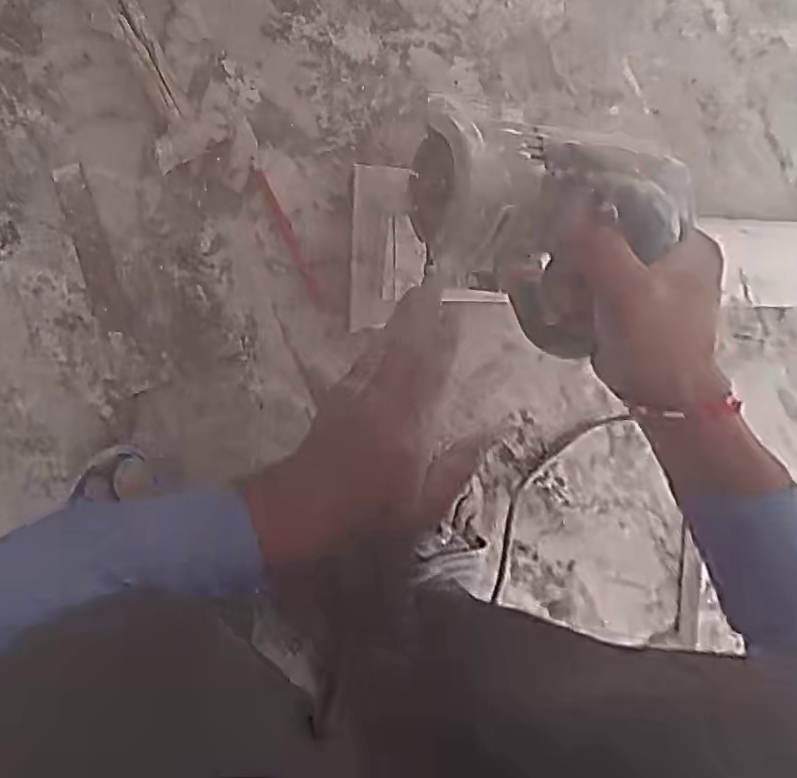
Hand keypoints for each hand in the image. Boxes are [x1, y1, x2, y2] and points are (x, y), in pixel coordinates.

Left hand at [242, 276, 482, 562]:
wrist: (306, 503)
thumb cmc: (370, 511)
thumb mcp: (424, 504)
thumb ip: (457, 466)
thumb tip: (489, 434)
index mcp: (408, 424)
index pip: (431, 374)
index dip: (444, 343)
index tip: (456, 316)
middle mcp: (381, 400)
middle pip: (403, 349)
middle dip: (419, 315)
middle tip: (432, 284)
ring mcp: (355, 395)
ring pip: (379, 350)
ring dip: (396, 323)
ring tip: (411, 299)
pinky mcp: (335, 397)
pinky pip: (357, 362)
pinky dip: (370, 344)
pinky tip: (376, 334)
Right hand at [557, 209, 731, 411]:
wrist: (665, 398)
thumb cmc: (656, 341)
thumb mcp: (626, 287)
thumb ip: (600, 244)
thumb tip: (572, 207)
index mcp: (691, 245)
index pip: (638, 206)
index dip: (600, 210)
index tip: (568, 226)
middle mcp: (677, 257)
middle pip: (613, 234)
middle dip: (582, 254)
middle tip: (569, 275)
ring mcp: (656, 282)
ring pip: (600, 259)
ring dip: (576, 276)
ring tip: (570, 299)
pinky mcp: (636, 304)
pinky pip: (598, 282)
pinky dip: (581, 291)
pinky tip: (573, 307)